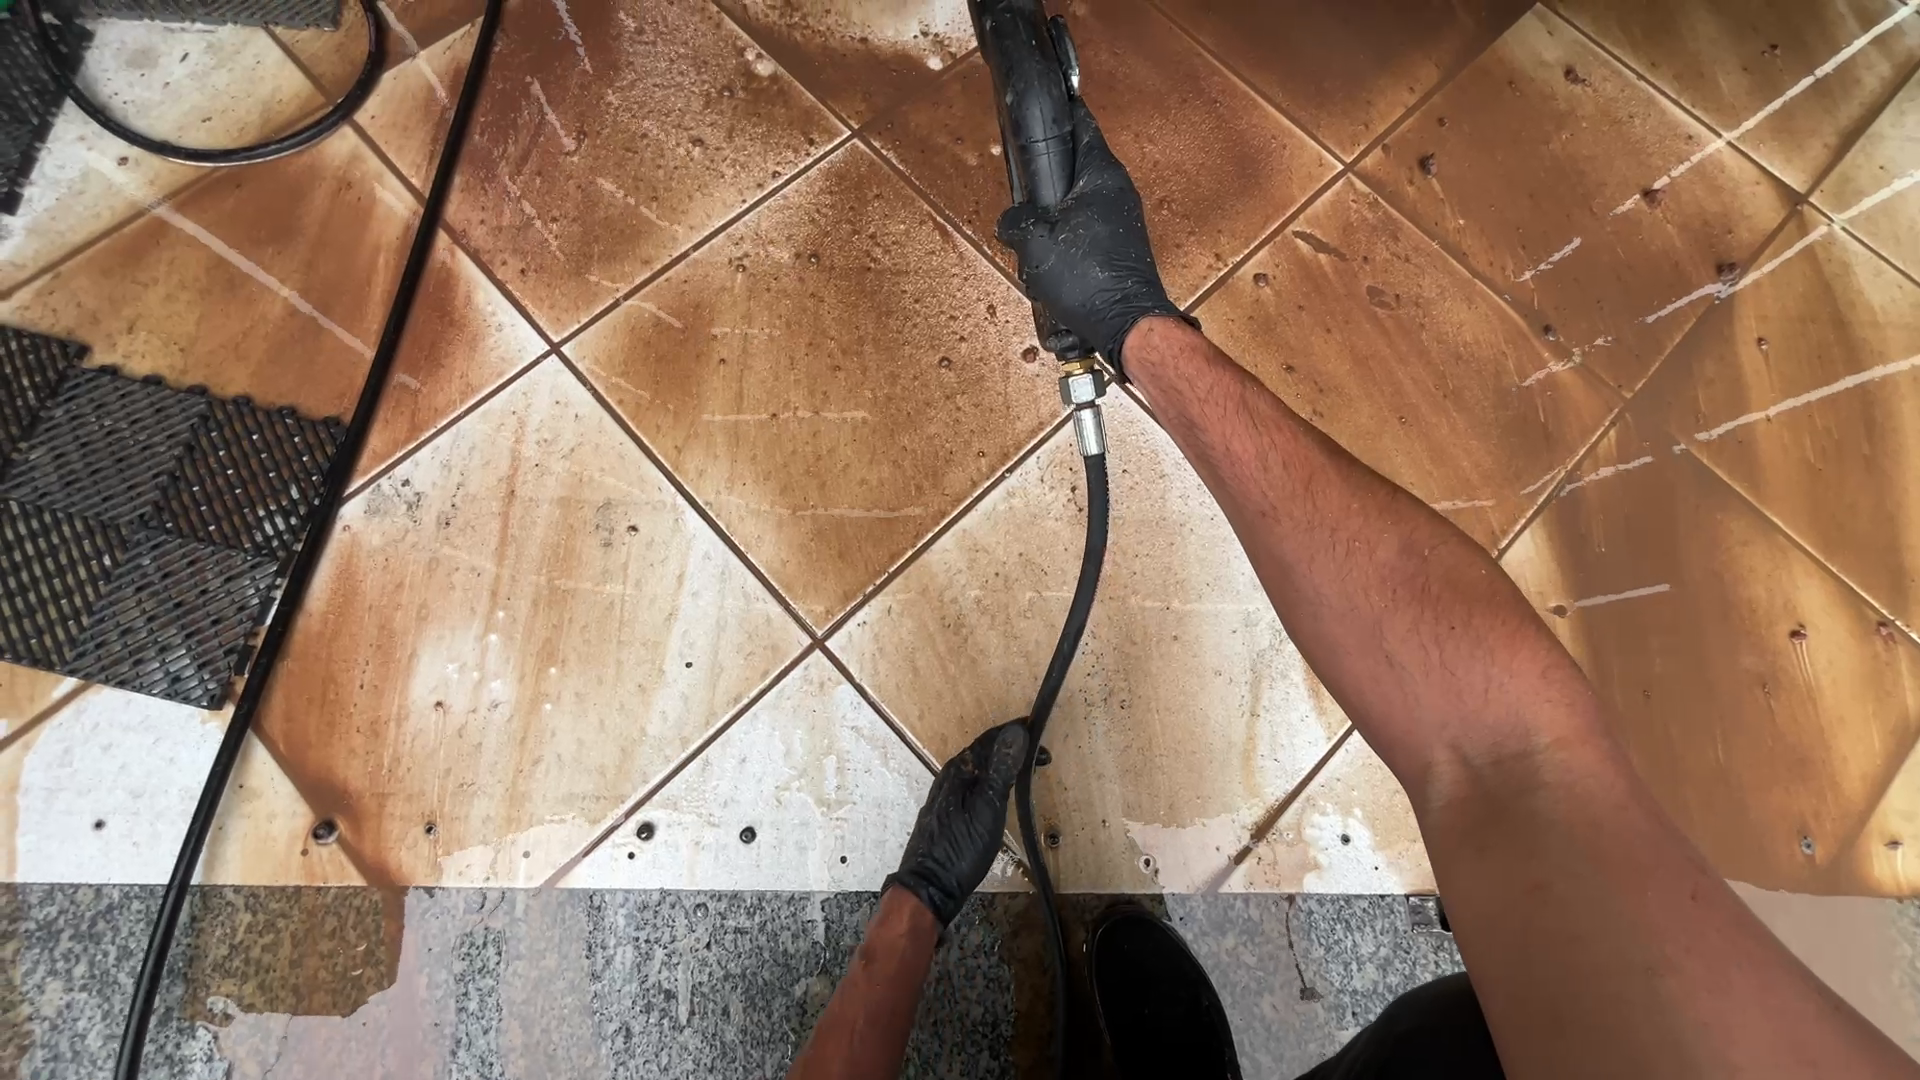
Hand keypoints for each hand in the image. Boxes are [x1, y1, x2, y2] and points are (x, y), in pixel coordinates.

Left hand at [884, 720, 1028, 925]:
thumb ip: (1001, 770)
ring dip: (1003, 762)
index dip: (1016, 731)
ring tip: (1026, 767)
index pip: (990, 738)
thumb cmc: (961, 849)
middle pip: (984, 751)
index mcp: (960, 770)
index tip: (1039, 729)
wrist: (929, 887)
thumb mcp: (988, 809)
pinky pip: (974, 782)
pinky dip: (994, 779)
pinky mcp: (948, 811)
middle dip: (1012, 746)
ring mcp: (947, 794)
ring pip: (979, 767)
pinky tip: (1001, 791)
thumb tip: (1016, 731)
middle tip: (1040, 754)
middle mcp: (951, 776)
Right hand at [995, 98, 1188, 376]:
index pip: (1081, 125)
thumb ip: (1017, 221)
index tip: (1046, 106)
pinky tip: (1053, 266)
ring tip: (1035, 241)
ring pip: (1079, 208)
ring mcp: (1124, 222)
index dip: (1061, 113)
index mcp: (1102, 175)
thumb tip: (1011, 220)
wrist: (1125, 322)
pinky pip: (1087, 235)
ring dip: (1056, 222)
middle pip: (1076, 172)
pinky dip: (1068, 244)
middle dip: (1049, 183)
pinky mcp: (1122, 250)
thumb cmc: (1086, 277)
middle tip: (1025, 193)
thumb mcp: (1036, 244)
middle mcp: (1118, 192)